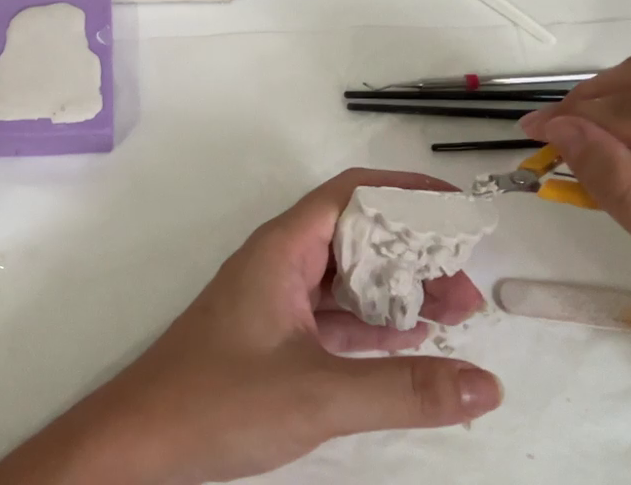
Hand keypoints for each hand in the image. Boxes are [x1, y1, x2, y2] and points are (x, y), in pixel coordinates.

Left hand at [0, 169, 501, 484]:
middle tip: (466, 288)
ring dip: (398, 290)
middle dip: (415, 253)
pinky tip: (410, 341)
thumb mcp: (318, 393)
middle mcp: (280, 262)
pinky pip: (334, 315)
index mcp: (283, 248)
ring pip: (347, 277)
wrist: (143, 438)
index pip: (352, 194)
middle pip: (357, 235)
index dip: (406, 193)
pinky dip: (373, 323)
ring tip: (454, 314)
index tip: (458, 211)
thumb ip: (403, 388)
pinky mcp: (274, 334)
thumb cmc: (220, 398)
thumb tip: (486, 383)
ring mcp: (276, 298)